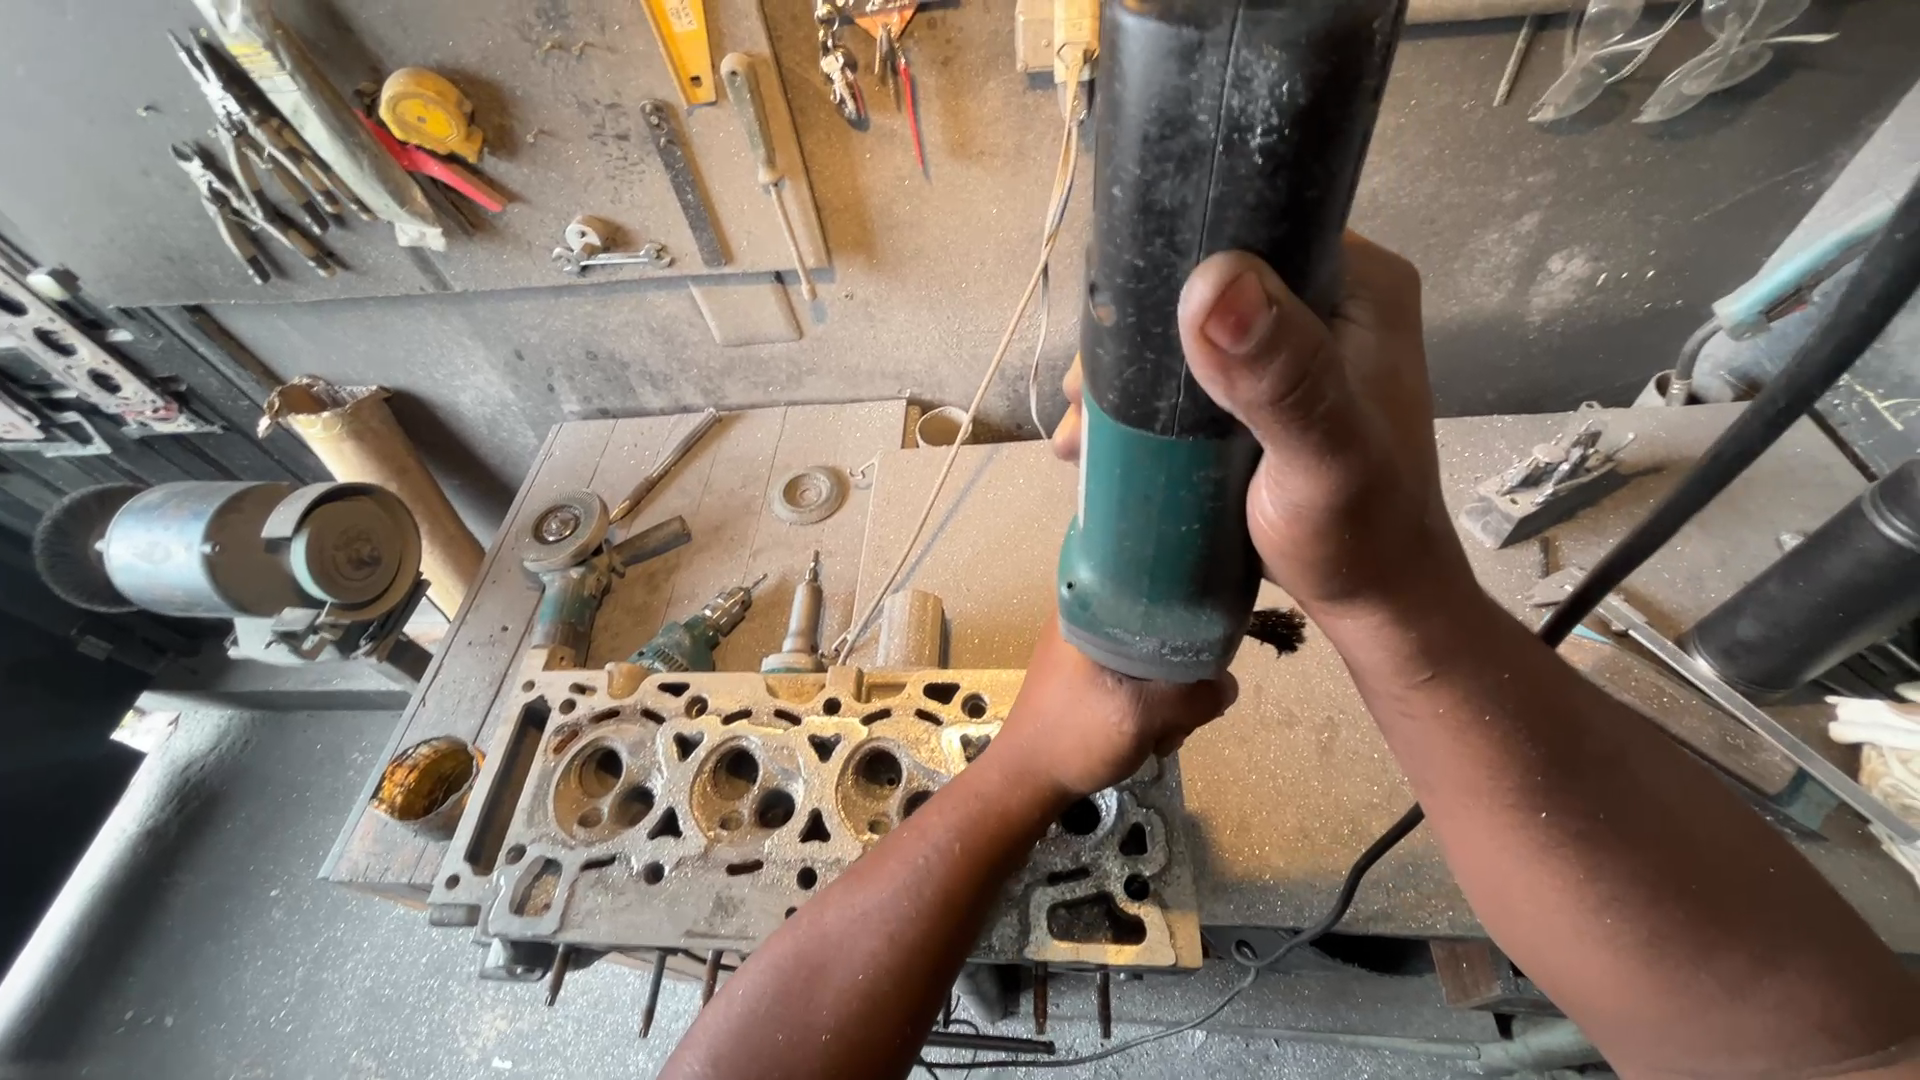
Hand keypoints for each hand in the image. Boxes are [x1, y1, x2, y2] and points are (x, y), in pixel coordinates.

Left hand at [991, 616, 1235, 801]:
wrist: (1027, 780)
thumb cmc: (1074, 737)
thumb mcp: (1141, 714)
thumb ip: (1193, 696)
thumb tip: (1228, 686)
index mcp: (1087, 607)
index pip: (1155, 592)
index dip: (1187, 623)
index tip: (1202, 658)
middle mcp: (1085, 618)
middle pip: (1158, 633)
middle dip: (1178, 679)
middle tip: (1176, 717)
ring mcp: (1085, 650)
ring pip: (1150, 662)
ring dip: (1165, 701)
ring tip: (1158, 735)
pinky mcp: (1086, 678)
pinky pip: (1133, 681)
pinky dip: (1147, 707)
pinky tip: (1147, 737)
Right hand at [1052, 233, 1475, 620]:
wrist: (1371, 600)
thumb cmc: (1359, 534)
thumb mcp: (1323, 455)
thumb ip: (1280, 375)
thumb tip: (1211, 284)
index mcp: (1355, 283)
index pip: (1250, 227)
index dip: (1168, 260)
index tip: (1106, 321)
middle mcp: (1318, 303)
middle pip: (1200, 288)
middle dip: (1127, 342)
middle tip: (1078, 396)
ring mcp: (1284, 352)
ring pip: (1182, 338)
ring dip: (1122, 382)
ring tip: (1076, 432)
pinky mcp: (1255, 395)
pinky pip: (1184, 380)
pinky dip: (1138, 408)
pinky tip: (1096, 444)